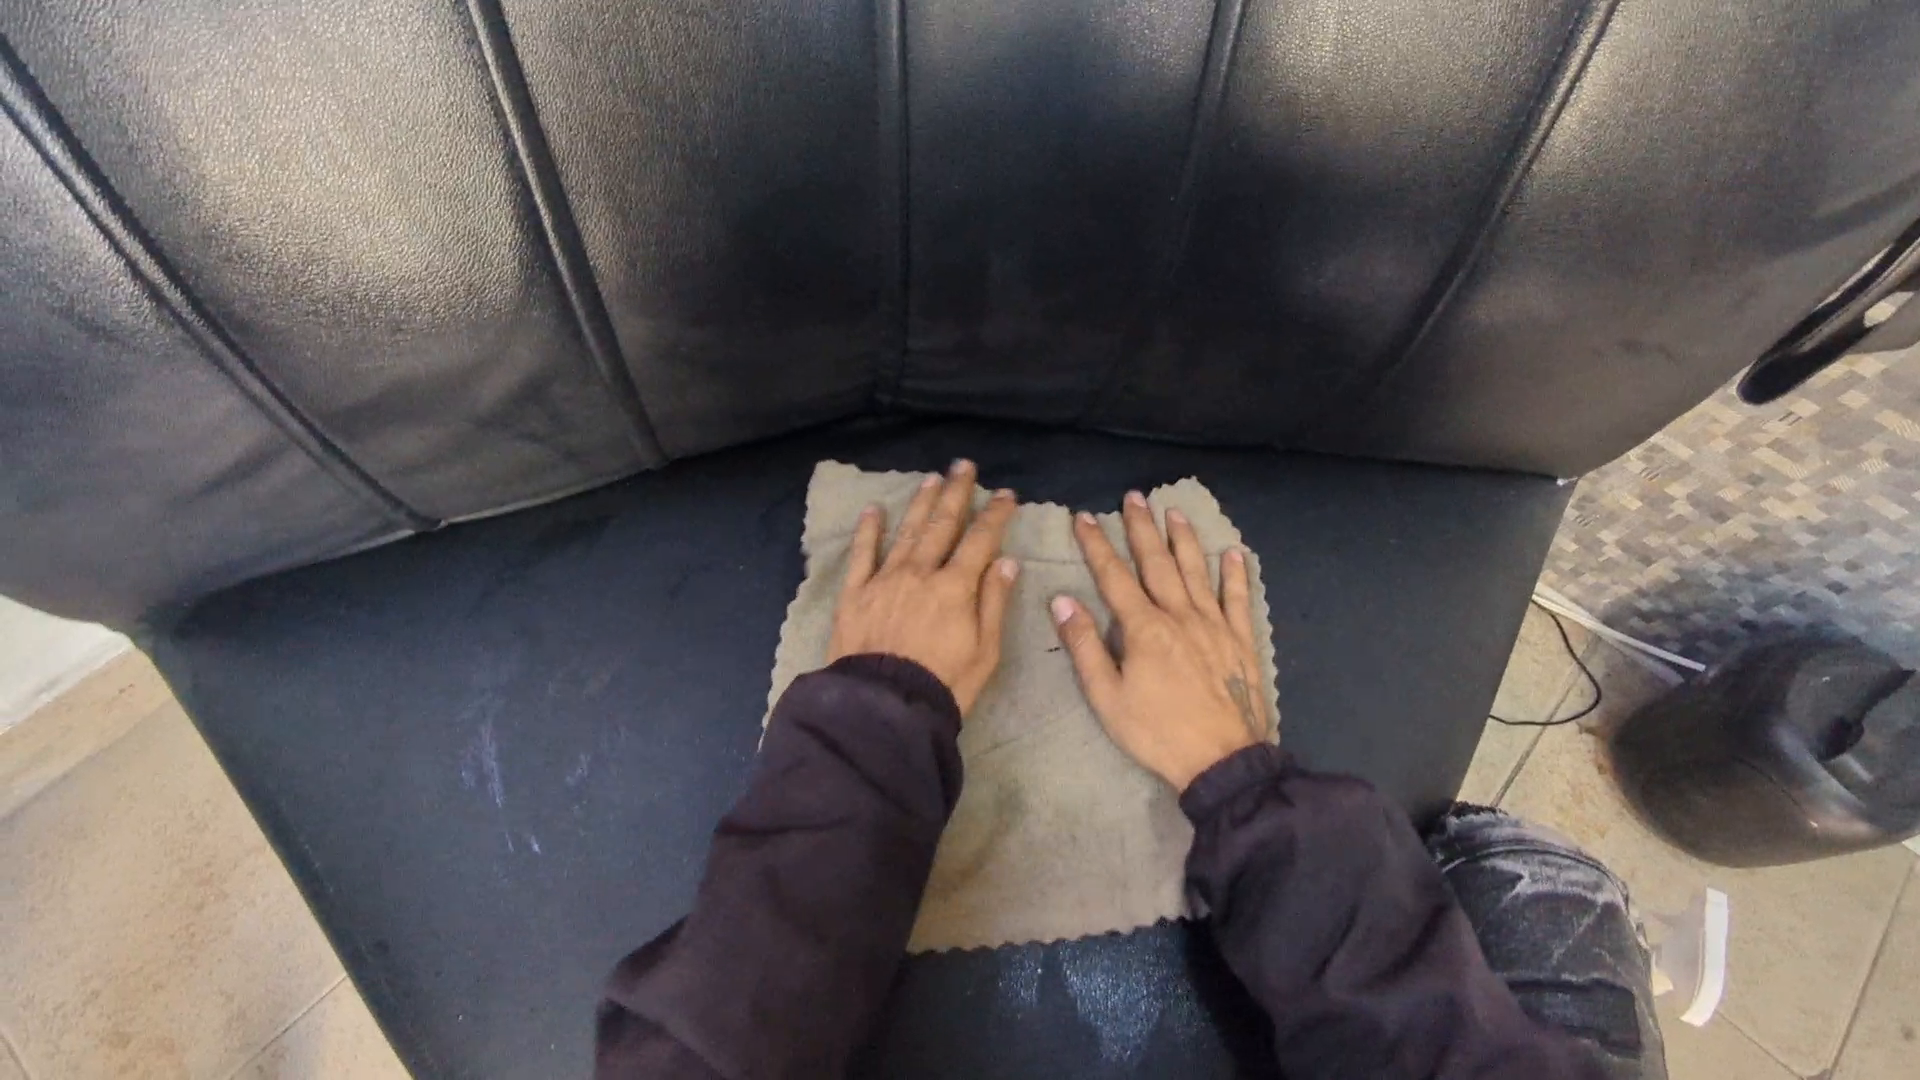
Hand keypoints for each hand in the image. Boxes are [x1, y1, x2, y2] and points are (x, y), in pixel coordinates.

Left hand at [828, 459, 1020, 714]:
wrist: (884, 708)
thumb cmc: (944, 685)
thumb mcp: (985, 651)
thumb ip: (993, 602)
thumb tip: (1007, 561)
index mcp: (955, 587)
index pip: (980, 540)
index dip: (995, 515)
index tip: (1006, 494)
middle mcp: (920, 573)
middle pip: (942, 525)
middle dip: (956, 493)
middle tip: (964, 466)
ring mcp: (885, 580)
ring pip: (906, 532)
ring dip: (920, 503)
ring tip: (932, 479)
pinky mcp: (855, 593)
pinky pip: (862, 554)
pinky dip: (868, 530)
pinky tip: (873, 510)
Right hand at [1051, 491, 1268, 790]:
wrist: (1221, 761)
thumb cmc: (1156, 732)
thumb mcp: (1106, 697)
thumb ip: (1084, 646)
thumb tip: (1062, 601)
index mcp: (1144, 628)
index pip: (1114, 576)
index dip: (1096, 545)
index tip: (1084, 518)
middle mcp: (1179, 615)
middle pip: (1157, 563)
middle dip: (1142, 528)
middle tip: (1134, 498)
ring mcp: (1213, 625)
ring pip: (1196, 571)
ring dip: (1183, 539)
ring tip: (1174, 511)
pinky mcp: (1240, 641)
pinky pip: (1237, 599)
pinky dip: (1234, 574)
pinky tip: (1233, 553)